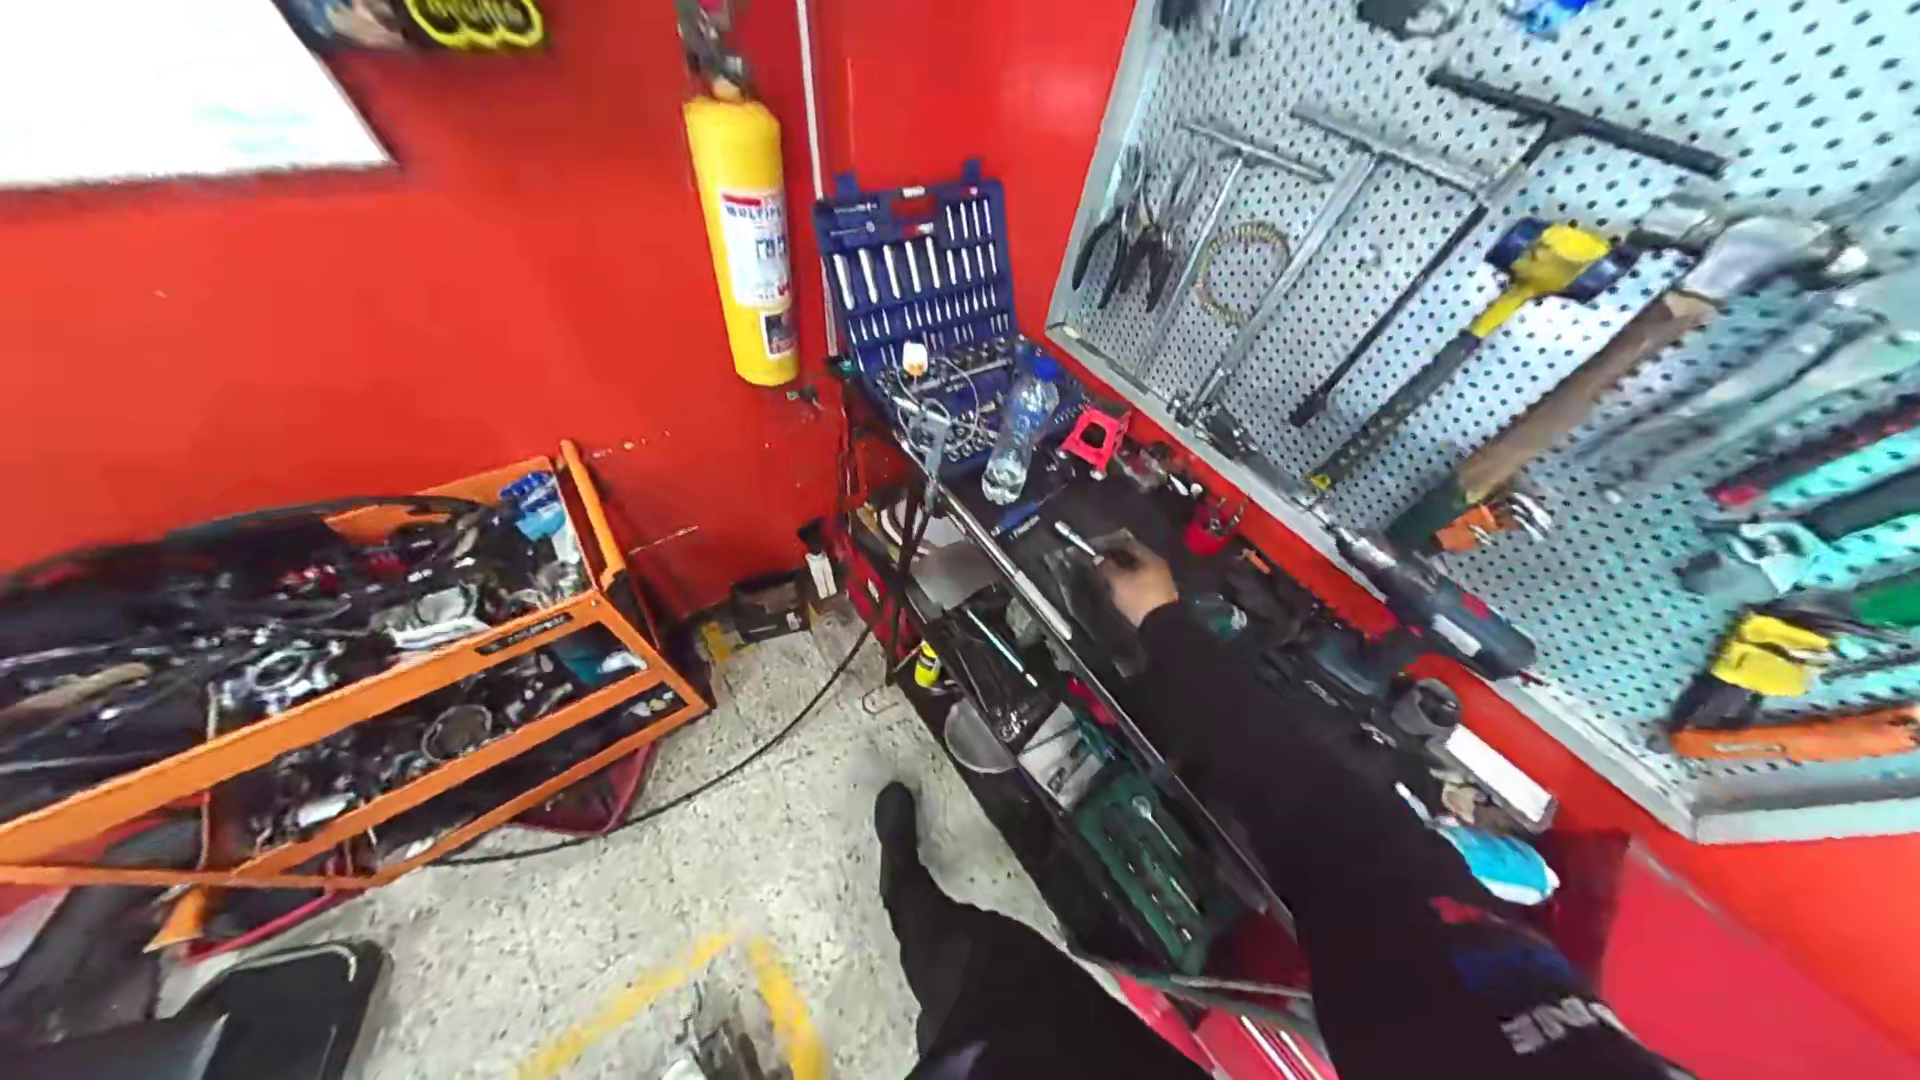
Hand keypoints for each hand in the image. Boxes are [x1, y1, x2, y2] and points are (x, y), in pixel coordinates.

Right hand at [1098, 541, 1177, 627]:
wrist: (1161, 625)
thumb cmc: (1139, 597)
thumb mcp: (1118, 582)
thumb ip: (1107, 567)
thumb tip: (1098, 558)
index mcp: (1150, 557)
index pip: (1129, 544)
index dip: (1112, 545)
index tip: (1099, 550)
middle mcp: (1158, 565)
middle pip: (1135, 556)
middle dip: (1118, 558)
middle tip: (1103, 564)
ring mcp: (1161, 580)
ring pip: (1139, 569)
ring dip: (1125, 571)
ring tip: (1110, 576)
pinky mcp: (1160, 593)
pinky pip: (1143, 581)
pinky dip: (1131, 580)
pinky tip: (1122, 586)